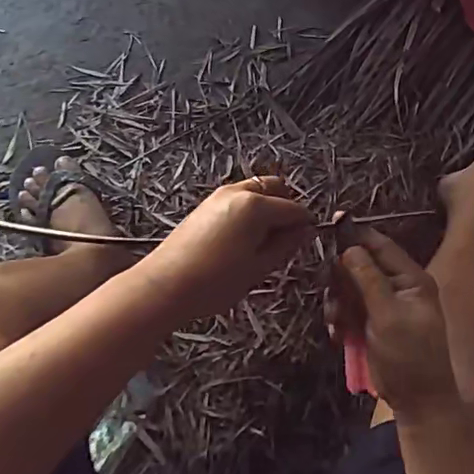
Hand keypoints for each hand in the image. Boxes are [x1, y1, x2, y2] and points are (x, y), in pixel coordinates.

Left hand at [137, 177, 311, 321]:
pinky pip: (239, 197)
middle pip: (276, 187)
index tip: (309, 237)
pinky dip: (251, 208)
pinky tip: (246, 237)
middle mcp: (238, 192)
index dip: (305, 223)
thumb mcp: (259, 267)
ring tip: (267, 239)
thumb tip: (304, 232)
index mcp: (256, 205)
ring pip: (256, 190)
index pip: (294, 208)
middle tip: (289, 236)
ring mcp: (219, 196)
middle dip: (287, 206)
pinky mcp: (206, 206)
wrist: (164, 286)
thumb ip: (285, 245)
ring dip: (268, 205)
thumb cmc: (215, 281)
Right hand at [334, 225, 460, 419]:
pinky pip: (349, 311)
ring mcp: (384, 307)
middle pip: (361, 267)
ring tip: (337, 323)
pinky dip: (340, 321)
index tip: (334, 223)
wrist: (417, 402)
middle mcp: (398, 288)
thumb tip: (350, 247)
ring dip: (339, 304)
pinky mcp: (372, 325)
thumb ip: (368, 279)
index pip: (382, 247)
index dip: (358, 235)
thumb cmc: (409, 355)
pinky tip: (338, 336)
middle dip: (343, 280)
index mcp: (412, 280)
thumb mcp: (388, 315)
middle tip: (333, 295)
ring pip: (350, 289)